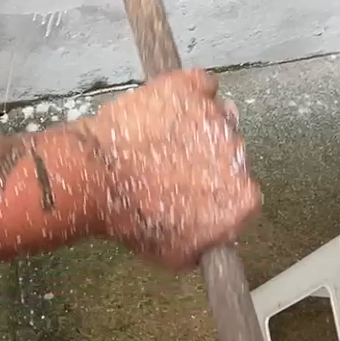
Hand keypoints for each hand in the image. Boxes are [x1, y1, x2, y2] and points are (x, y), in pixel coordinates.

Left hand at [76, 69, 260, 268]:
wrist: (97, 178)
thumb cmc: (132, 217)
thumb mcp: (177, 256)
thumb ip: (209, 243)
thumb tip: (214, 237)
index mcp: (241, 198)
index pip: (242, 191)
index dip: (217, 190)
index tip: (196, 188)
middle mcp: (237, 153)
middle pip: (230, 151)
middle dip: (207, 156)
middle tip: (172, 162)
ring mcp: (213, 116)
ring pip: (215, 117)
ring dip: (196, 125)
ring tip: (161, 136)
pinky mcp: (188, 88)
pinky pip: (202, 84)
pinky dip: (191, 91)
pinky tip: (170, 104)